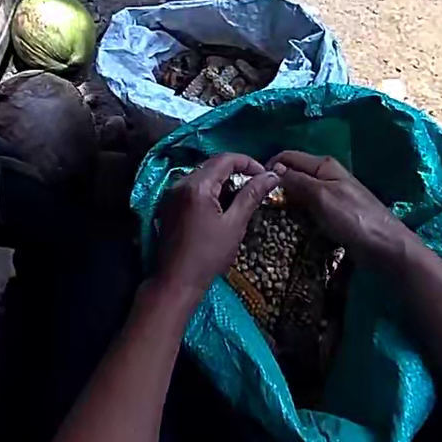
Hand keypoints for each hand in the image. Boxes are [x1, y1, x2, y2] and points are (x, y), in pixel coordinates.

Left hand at [155, 153, 276, 297]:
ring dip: (224, 182)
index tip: (264, 176)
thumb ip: (252, 195)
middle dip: (237, 172)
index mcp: (197, 185)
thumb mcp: (235, 224)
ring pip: (203, 175)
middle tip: (256, 187)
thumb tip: (272, 176)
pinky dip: (210, 190)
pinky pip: (193, 187)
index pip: (226, 159)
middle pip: (213, 165)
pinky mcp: (169, 204)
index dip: (248, 163)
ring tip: (241, 199)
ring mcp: (172, 193)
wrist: (175, 282)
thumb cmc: (208, 255)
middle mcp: (181, 183)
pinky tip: (221, 207)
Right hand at [267, 151, 419, 260]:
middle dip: (276, 186)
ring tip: (267, 218)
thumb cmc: (352, 217)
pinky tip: (287, 227)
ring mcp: (331, 197)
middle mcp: (326, 177)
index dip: (269, 167)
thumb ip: (296, 180)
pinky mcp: (333, 216)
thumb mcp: (320, 195)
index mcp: (324, 165)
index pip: (288, 157)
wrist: (384, 247)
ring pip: (299, 195)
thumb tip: (272, 170)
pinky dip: (297, 216)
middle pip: (293, 175)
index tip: (252, 185)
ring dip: (286, 203)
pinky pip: (308, 211)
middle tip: (257, 205)